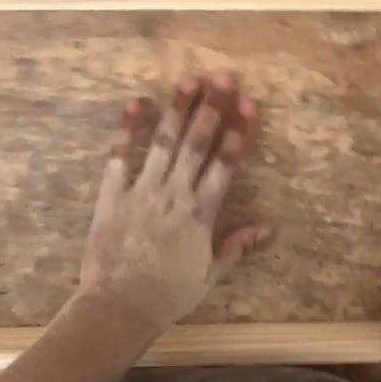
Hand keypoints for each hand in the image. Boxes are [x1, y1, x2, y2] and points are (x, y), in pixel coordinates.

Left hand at [77, 71, 272, 333]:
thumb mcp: (210, 274)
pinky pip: (120, 156)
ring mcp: (143, 190)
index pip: (225, 163)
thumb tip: (267, 229)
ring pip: (164, 142)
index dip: (238, 131)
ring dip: (178, 109)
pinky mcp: (113, 194)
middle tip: (223, 75)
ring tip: (190, 79)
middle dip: (212, 107)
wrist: (120, 305)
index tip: (248, 103)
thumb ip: (236, 247)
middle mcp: (175, 193)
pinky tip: (137, 102)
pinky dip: (127, 129)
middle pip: (197, 143)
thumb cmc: (169, 294)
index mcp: (201, 212)